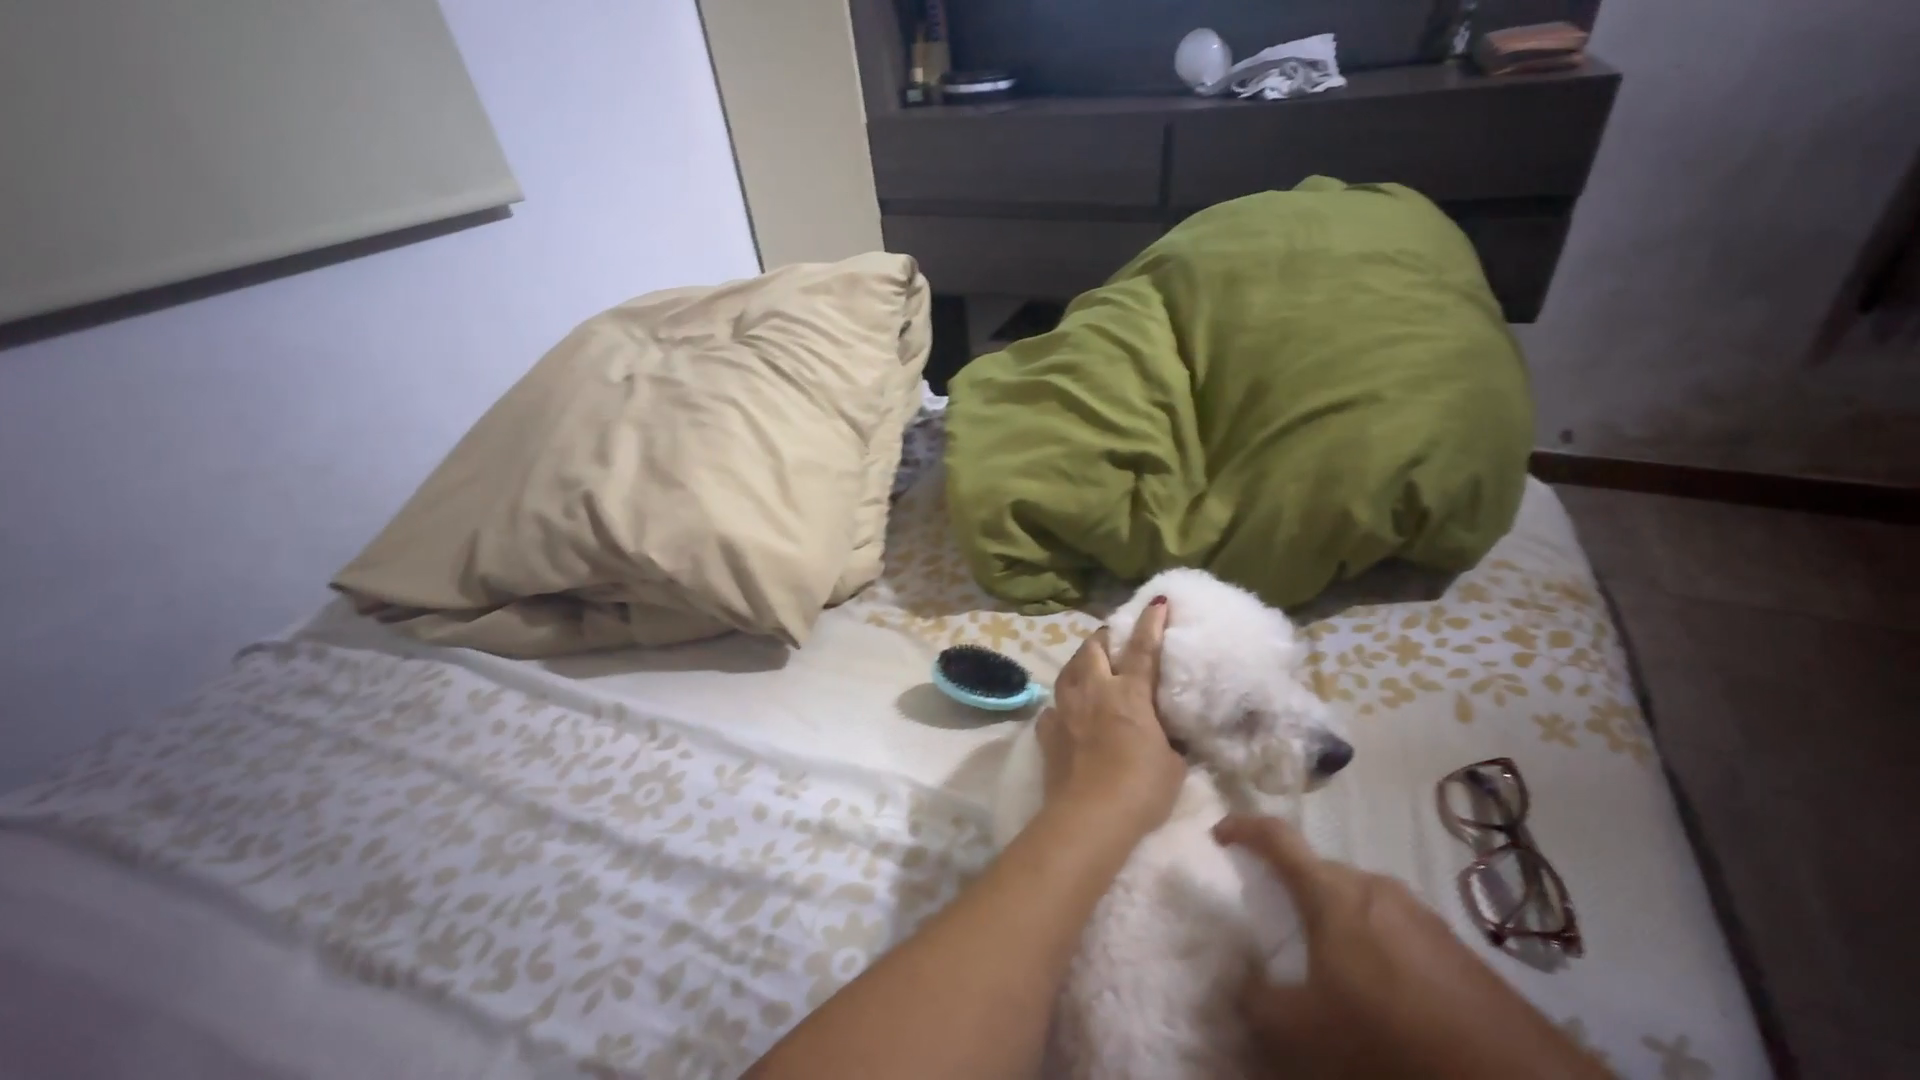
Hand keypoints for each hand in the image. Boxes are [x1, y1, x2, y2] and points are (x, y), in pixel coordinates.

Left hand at [1036, 597, 1184, 842]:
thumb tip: (1169, 739)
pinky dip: (1061, 704)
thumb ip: (1170, 743)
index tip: (1156, 601)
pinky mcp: (1046, 732)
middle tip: (1113, 638)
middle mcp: (1094, 691)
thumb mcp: (1172, 766)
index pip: (1143, 649)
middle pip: (1094, 649)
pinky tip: (1066, 712)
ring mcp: (1065, 709)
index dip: (1151, 623)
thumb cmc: (1141, 789)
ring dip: (1080, 662)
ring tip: (1088, 665)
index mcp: (1130, 694)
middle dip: (1104, 637)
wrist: (1089, 818)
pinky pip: (1052, 707)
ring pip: (1068, 670)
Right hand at [1215, 816, 1612, 1079]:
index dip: (1242, 827)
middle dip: (1289, 888)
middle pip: (1317, 871)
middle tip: (1271, 925)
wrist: (1508, 1073)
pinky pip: (1390, 927)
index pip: (1277, 836)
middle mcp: (1374, 886)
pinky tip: (1376, 993)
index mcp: (1331, 891)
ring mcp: (1417, 911)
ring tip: (1324, 968)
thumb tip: (1243, 982)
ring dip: (1331, 921)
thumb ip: (1256, 1000)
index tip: (1218, 834)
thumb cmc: (1386, 1033)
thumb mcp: (1300, 1029)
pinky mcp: (1449, 942)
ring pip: (1356, 901)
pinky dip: (1368, 945)